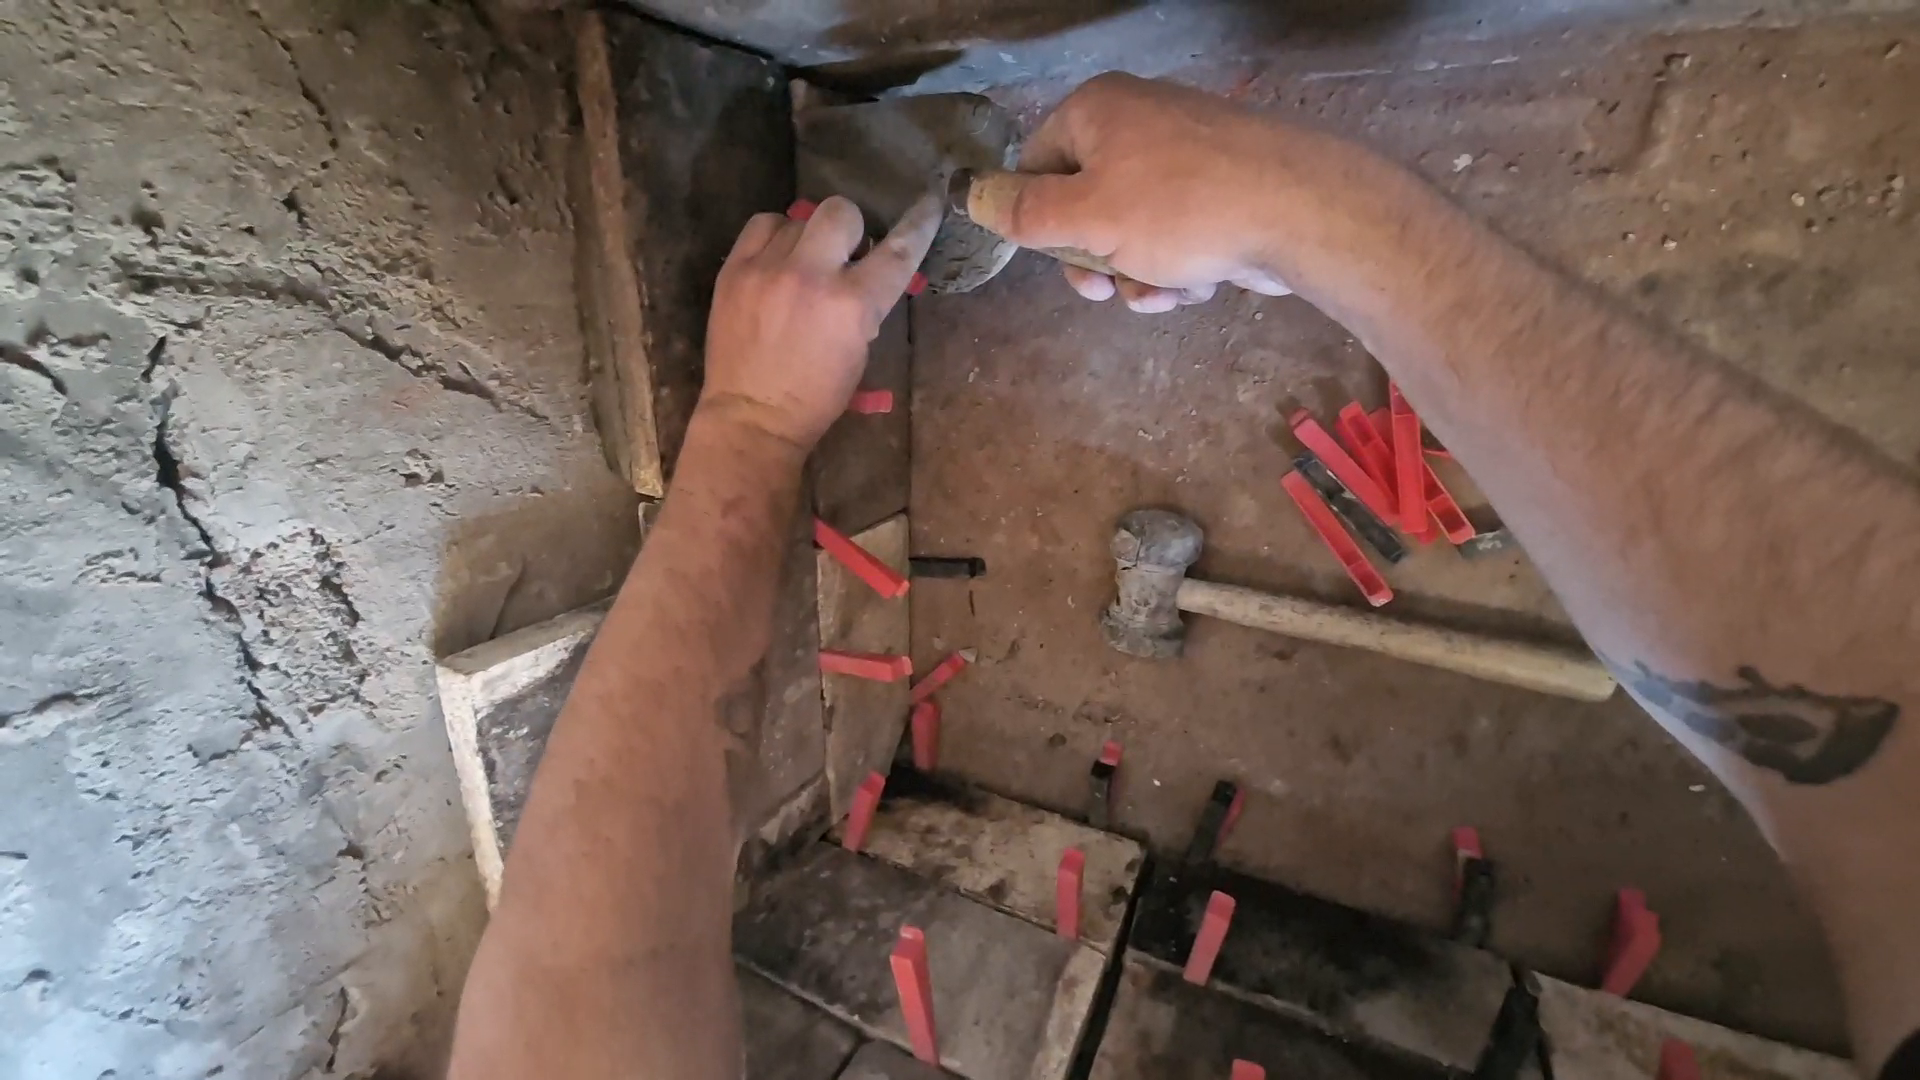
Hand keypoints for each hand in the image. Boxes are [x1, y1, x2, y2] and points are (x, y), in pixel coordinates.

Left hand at [699, 194, 940, 449]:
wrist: (754, 417)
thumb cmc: (817, 397)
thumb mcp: (859, 353)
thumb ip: (866, 305)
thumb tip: (865, 268)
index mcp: (853, 306)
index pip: (898, 251)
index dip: (919, 223)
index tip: (929, 202)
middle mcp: (812, 276)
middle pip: (842, 211)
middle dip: (851, 230)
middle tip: (843, 256)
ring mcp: (769, 268)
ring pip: (800, 216)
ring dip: (810, 237)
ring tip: (803, 267)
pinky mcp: (735, 268)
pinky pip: (764, 224)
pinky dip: (777, 237)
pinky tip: (777, 261)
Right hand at [996, 73, 1395, 312]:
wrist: (1296, 211)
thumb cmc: (1178, 209)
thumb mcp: (1086, 216)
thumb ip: (1025, 212)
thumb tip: (969, 193)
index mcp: (1097, 112)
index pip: (1035, 165)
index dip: (1038, 220)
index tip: (1056, 258)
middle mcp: (1135, 123)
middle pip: (1080, 206)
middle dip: (1093, 261)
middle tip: (1106, 289)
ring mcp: (1179, 156)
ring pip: (1125, 232)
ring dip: (1133, 276)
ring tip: (1161, 291)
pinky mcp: (1213, 190)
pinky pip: (1168, 236)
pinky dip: (1171, 269)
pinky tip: (1192, 287)